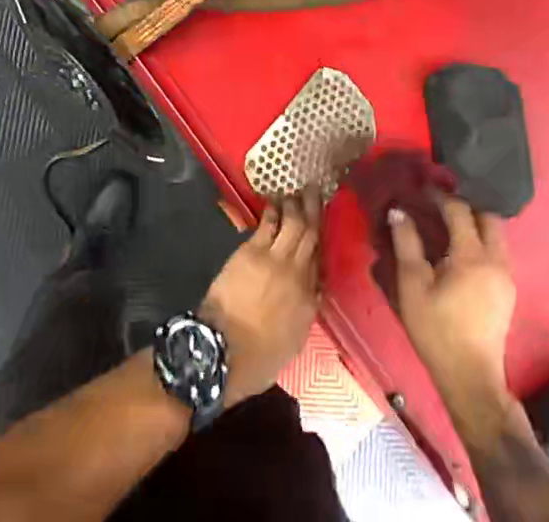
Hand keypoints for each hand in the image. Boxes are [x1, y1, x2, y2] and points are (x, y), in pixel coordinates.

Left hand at [200, 192, 321, 406]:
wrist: (227, 351)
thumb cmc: (259, 357)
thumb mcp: (293, 340)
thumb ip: (304, 312)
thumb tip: (311, 294)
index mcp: (310, 301)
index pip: (320, 264)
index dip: (321, 242)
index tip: (322, 226)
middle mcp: (298, 275)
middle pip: (310, 236)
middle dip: (313, 211)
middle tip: (315, 191)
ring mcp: (275, 260)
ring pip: (291, 225)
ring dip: (294, 206)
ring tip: (295, 191)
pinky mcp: (251, 252)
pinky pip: (266, 225)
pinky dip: (271, 211)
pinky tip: (273, 202)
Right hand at [389, 193, 516, 407]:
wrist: (469, 376)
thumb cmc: (435, 329)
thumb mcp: (412, 284)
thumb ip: (406, 244)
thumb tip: (398, 212)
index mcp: (474, 257)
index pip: (460, 211)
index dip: (440, 196)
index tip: (420, 189)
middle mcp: (497, 261)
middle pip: (488, 218)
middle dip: (465, 205)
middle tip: (438, 202)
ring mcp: (506, 277)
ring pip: (495, 236)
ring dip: (473, 223)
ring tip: (445, 223)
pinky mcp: (507, 291)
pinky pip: (496, 252)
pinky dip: (478, 241)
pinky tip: (457, 250)